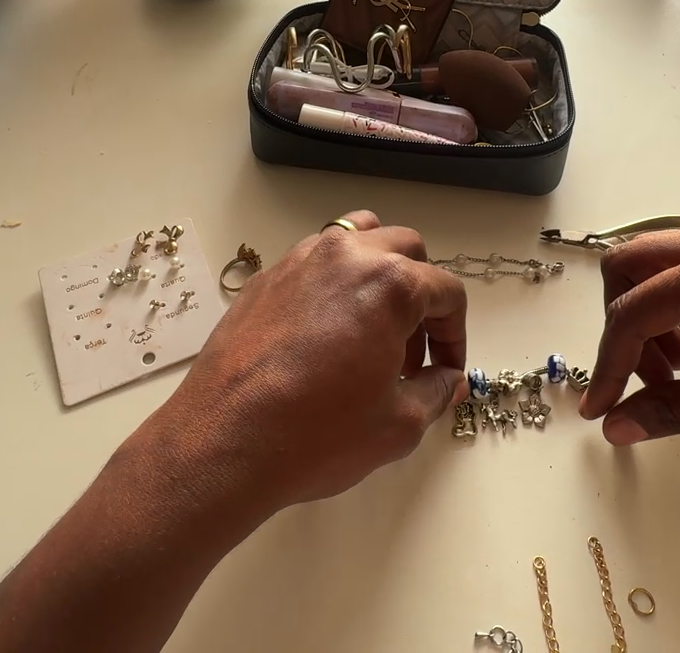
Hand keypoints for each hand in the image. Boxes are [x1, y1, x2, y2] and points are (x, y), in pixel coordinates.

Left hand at [143, 210, 467, 519]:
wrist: (223, 441)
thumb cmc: (319, 435)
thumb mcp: (397, 424)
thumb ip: (435, 391)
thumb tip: (450, 379)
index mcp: (390, 283)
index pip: (447, 291)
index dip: (456, 335)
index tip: (446, 371)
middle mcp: (347, 255)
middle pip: (406, 251)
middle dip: (421, 297)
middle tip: (411, 352)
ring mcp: (301, 258)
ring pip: (358, 238)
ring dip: (379, 272)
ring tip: (371, 326)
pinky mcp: (266, 275)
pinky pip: (315, 259)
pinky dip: (335, 282)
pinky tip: (324, 333)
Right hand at [580, 219, 679, 446]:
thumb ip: (676, 410)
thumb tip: (615, 429)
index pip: (634, 311)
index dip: (608, 364)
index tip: (598, 409)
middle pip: (629, 264)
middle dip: (621, 324)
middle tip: (644, 377)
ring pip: (658, 261)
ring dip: (650, 311)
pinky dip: (679, 300)